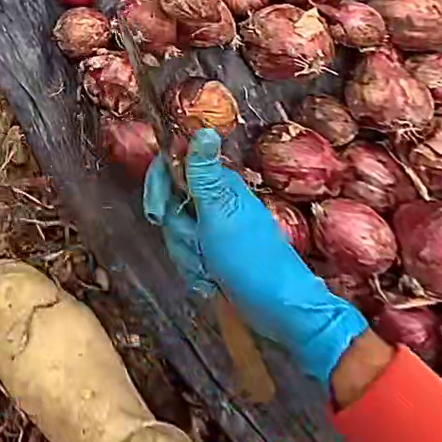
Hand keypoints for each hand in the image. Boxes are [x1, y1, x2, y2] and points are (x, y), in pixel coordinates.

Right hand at [143, 128, 368, 384]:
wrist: (283, 313)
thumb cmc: (253, 261)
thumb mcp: (221, 214)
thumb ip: (204, 173)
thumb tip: (204, 128)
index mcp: (219, 182)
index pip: (172, 165)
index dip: (159, 186)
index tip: (158, 212)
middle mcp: (215, 199)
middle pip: (169, 202)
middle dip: (177, 231)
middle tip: (198, 246)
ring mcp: (214, 227)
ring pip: (175, 231)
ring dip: (187, 254)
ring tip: (210, 269)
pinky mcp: (213, 252)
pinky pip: (185, 253)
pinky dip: (194, 270)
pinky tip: (211, 281)